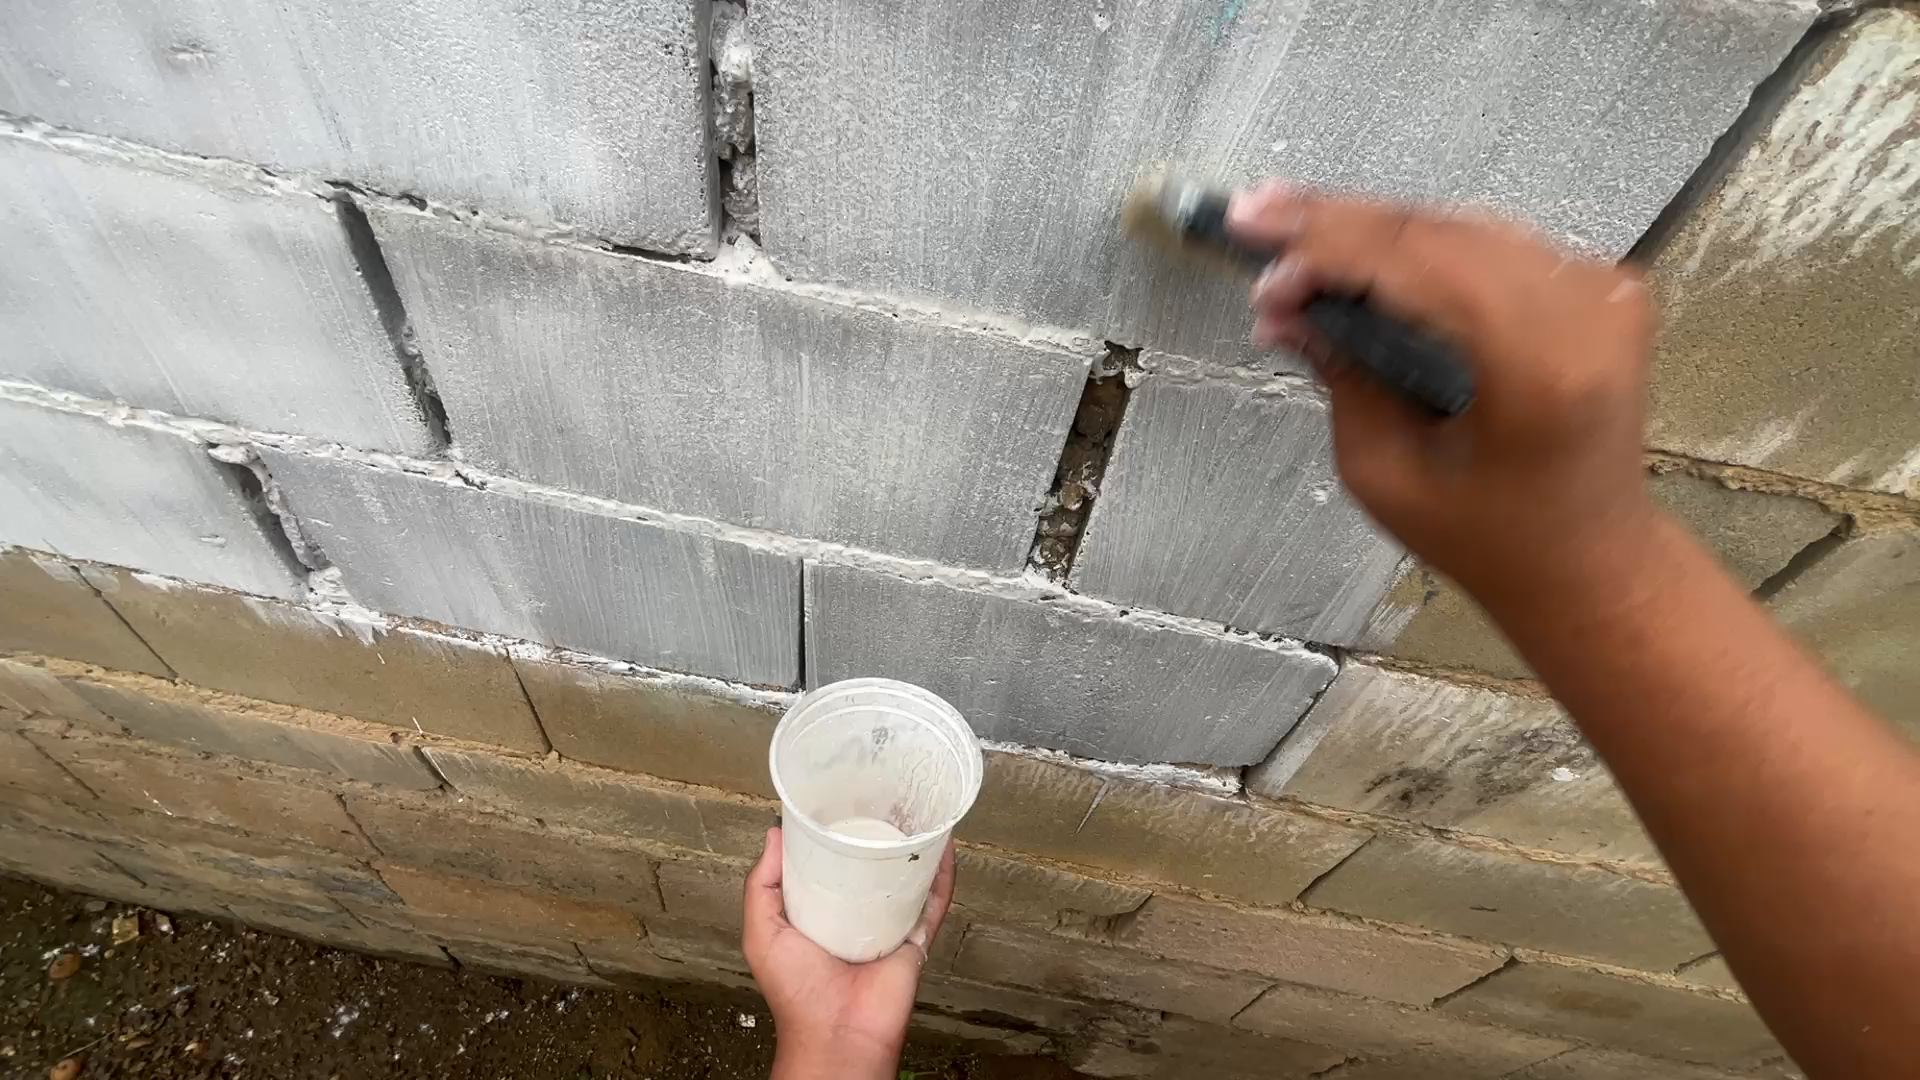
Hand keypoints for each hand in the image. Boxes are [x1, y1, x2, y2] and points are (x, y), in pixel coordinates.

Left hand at [742, 827, 956, 1079]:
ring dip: (915, 849)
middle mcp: (859, 915)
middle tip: (881, 801)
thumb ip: (761, 886)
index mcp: (823, 912)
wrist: (838, 1036)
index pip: (830, 864)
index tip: (837, 804)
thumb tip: (774, 835)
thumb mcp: (764, 934)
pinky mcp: (917, 936)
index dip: (834, 835)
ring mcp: (890, 924)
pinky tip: (945, 847)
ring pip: (907, 877)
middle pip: (872, 866)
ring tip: (917, 814)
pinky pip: (934, 900)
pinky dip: (943, 874)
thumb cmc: (798, 995)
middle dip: (877, 834)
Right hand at [1226, 185, 1658, 606]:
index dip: (1328, 252)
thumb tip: (1284, 314)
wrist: (1585, 556)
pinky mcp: (1592, 284)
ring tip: (1286, 225)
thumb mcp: (1382, 471)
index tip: (1258, 267)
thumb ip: (1341, 377)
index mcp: (1535, 366)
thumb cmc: (1479, 535)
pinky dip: (1406, 243)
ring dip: (1364, 225)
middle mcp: (1584, 307)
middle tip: (1253, 214)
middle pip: (1436, 231)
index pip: (1417, 267)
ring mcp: (1599, 287)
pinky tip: (1350, 243)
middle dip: (1333, 222)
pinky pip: (1481, 242)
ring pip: (1456, 224)